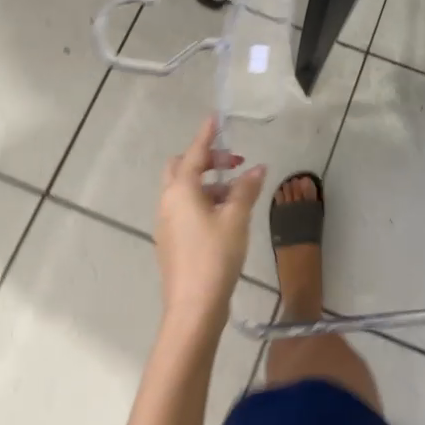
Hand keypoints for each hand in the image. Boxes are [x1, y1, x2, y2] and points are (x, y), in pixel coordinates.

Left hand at [155, 119, 266, 328]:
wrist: (193, 308)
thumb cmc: (215, 257)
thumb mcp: (236, 219)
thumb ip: (246, 189)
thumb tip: (258, 168)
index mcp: (180, 190)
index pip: (194, 152)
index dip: (208, 135)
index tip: (215, 117)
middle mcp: (168, 201)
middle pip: (181, 168)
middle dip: (206, 160)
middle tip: (233, 163)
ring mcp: (166, 223)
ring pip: (183, 190)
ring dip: (208, 184)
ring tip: (237, 193)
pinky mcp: (171, 241)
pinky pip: (184, 209)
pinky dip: (203, 202)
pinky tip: (225, 217)